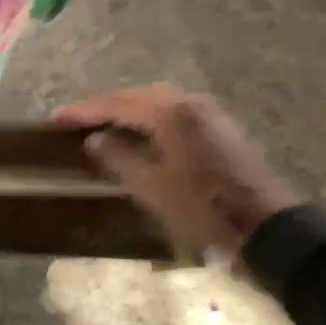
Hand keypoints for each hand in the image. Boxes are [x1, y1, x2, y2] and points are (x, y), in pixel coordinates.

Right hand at [53, 83, 301, 255]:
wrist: (271, 228)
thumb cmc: (203, 207)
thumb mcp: (150, 186)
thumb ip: (117, 156)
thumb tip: (96, 138)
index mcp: (168, 112)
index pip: (114, 104)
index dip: (82, 112)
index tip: (55, 118)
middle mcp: (188, 103)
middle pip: (135, 96)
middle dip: (104, 107)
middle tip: (77, 120)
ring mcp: (209, 113)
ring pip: (157, 102)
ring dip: (128, 110)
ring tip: (103, 125)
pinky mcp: (221, 128)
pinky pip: (174, 112)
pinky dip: (150, 117)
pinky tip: (139, 133)